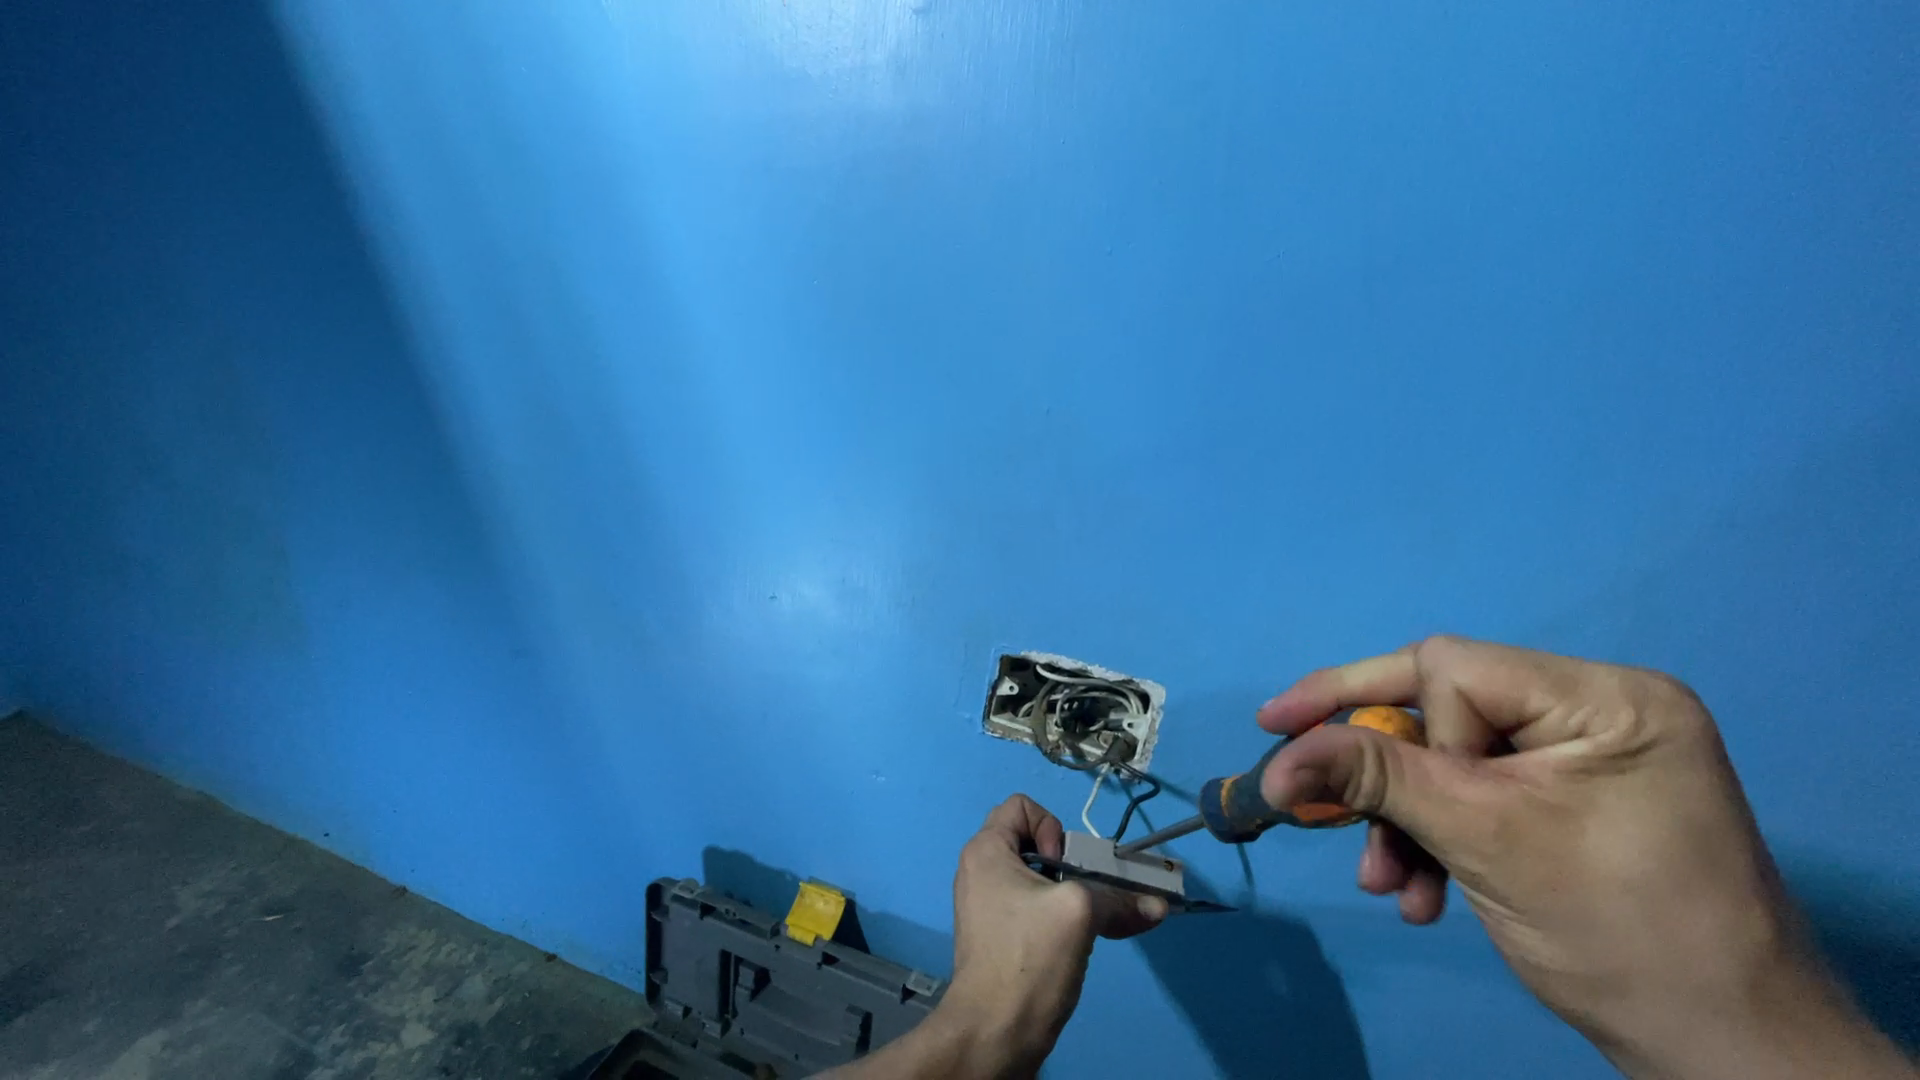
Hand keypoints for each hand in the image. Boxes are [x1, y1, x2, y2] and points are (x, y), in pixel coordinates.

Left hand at [942, 795, 1165, 1073]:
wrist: (993, 1034)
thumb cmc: (1028, 957)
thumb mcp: (1079, 913)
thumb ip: (1118, 899)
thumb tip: (1159, 906)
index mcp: (986, 850)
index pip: (1021, 806)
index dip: (1051, 827)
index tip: (1060, 867)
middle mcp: (981, 870)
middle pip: (1035, 843)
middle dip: (1071, 864)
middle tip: (1082, 895)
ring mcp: (989, 905)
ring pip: (1041, 880)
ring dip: (1074, 895)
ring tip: (1091, 922)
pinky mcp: (1001, 936)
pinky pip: (1037, 909)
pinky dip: (1064, 918)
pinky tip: (1090, 940)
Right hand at [1256, 636, 1911, 1079]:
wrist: (1726, 1057)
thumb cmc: (1617, 934)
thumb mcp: (1479, 840)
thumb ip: (1371, 778)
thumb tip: (1273, 761)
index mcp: (1603, 699)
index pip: (1450, 669)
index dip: (1378, 712)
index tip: (1315, 759)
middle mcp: (1597, 710)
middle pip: (1441, 710)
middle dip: (1384, 775)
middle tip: (1311, 805)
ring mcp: (1586, 756)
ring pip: (1448, 759)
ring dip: (1404, 820)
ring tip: (1389, 883)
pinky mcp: (1571, 798)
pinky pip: (1476, 793)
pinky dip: (1437, 838)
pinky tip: (1421, 891)